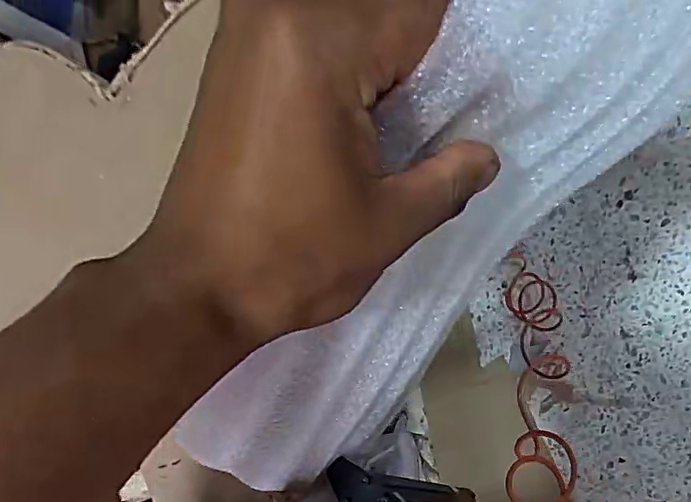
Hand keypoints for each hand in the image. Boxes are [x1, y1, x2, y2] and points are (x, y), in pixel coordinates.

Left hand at [126, 0, 499, 347]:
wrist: (202, 285)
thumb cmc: (296, 259)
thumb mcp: (390, 225)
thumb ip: (449, 180)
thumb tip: (487, 156)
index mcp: (321, 42)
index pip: (418, 14)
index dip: (457, 62)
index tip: (468, 110)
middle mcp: (280, 10)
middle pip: (383, 15)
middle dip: (419, 68)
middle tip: (436, 132)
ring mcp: (250, 27)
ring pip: (350, 26)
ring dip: (385, 74)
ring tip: (400, 137)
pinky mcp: (238, 55)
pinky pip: (315, 41)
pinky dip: (351, 76)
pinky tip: (362, 130)